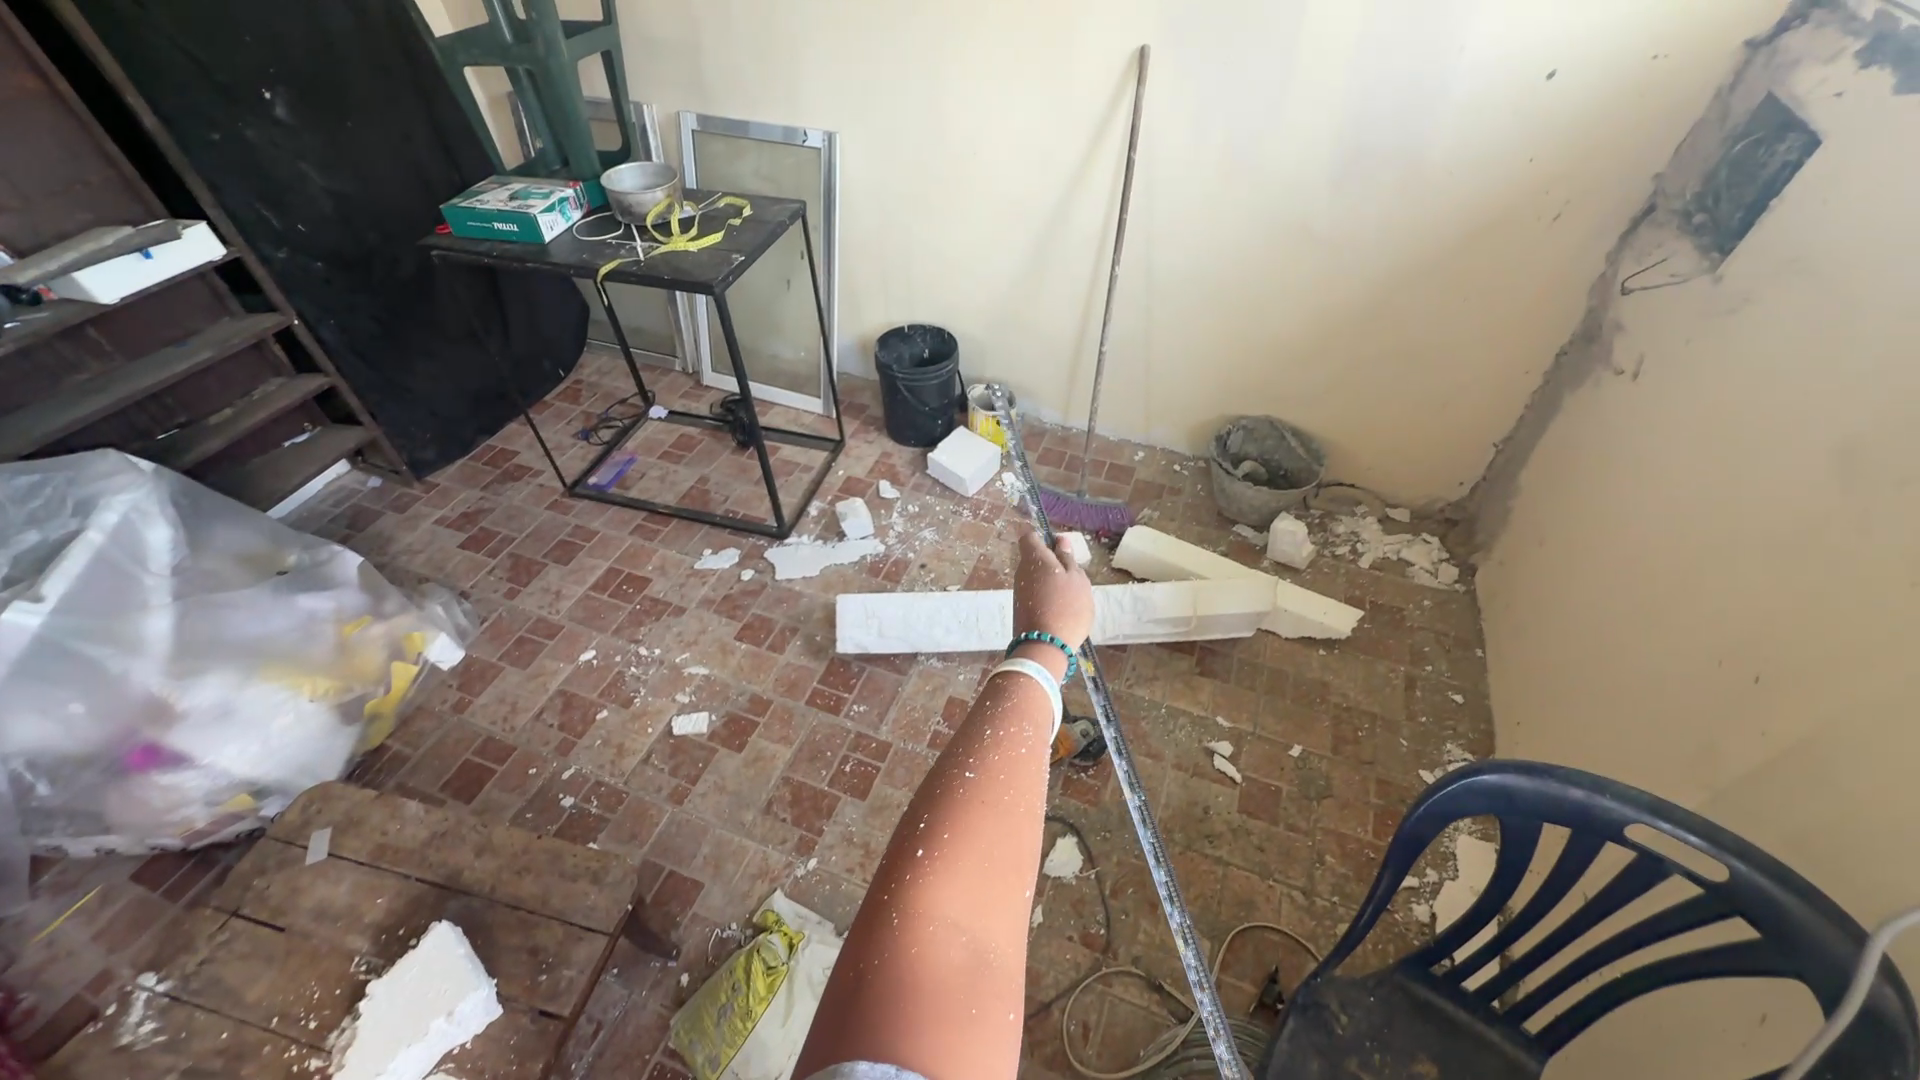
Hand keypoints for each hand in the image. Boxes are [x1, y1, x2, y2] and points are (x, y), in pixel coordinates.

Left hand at [1012, 530, 1093, 647]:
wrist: (1045, 646)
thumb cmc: (1067, 607)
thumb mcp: (1077, 579)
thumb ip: (1068, 558)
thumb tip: (1060, 540)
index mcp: (1034, 558)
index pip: (1029, 537)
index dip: (1043, 538)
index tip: (1060, 548)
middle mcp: (1022, 572)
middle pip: (1034, 558)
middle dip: (1052, 562)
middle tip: (1073, 577)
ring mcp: (1019, 591)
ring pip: (1036, 577)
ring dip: (1051, 582)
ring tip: (1070, 596)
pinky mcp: (1021, 608)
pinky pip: (1035, 593)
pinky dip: (1047, 597)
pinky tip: (1061, 609)